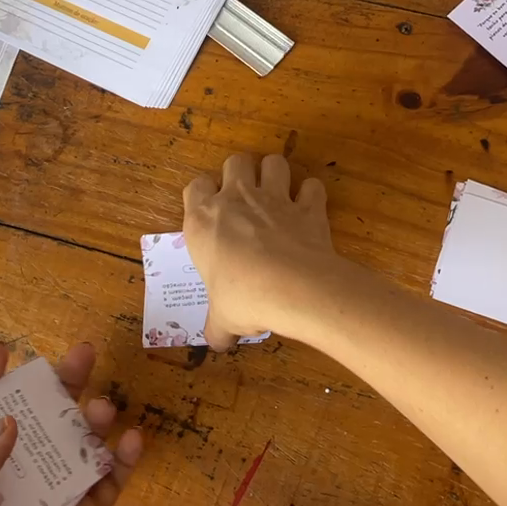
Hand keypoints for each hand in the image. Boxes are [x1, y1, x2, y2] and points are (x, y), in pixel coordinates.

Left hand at [0, 341, 143, 505]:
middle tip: (81, 355)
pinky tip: (132, 439)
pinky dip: (125, 455)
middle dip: (60, 384)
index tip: (0, 350)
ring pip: (81, 440)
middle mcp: (22, 478)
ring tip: (102, 410)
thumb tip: (7, 421)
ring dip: (94, 418)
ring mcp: (60, 494)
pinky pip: (112, 477)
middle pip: (42, 419)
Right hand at [182, 153, 339, 346]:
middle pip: (235, 161)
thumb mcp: (223, 318)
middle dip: (240, 172)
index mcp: (203, 220)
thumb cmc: (242, 298)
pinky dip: (312, 194)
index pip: (194, 186)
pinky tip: (310, 208)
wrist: (291, 288)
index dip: (203, 195)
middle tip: (245, 196)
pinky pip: (312, 186)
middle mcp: (237, 199)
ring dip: (276, 173)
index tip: (210, 211)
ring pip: (274, 161)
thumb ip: (218, 327)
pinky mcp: (308, 206)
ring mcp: (275, 198)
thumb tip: (218, 344)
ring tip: (278, 193)